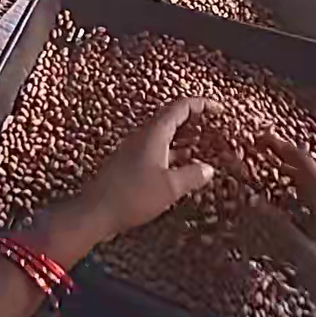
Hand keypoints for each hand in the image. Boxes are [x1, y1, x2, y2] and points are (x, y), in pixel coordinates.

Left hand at [67, 98, 220, 243]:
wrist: (96, 212)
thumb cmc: (133, 196)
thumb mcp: (169, 187)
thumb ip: (192, 175)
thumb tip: (208, 169)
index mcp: (154, 133)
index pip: (180, 107)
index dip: (201, 104)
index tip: (219, 109)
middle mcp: (144, 136)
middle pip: (171, 117)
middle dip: (194, 118)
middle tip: (213, 125)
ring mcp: (135, 149)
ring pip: (164, 134)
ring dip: (184, 136)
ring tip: (203, 143)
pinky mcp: (130, 163)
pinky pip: (157, 149)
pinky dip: (173, 152)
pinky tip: (182, 166)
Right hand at [245, 134, 315, 316]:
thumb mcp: (306, 256)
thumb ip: (277, 226)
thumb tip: (251, 199)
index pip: (303, 163)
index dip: (280, 146)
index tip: (257, 137)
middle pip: (303, 175)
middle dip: (277, 160)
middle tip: (250, 153)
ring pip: (302, 194)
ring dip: (279, 183)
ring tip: (254, 178)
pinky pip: (303, 214)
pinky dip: (284, 206)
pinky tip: (270, 215)